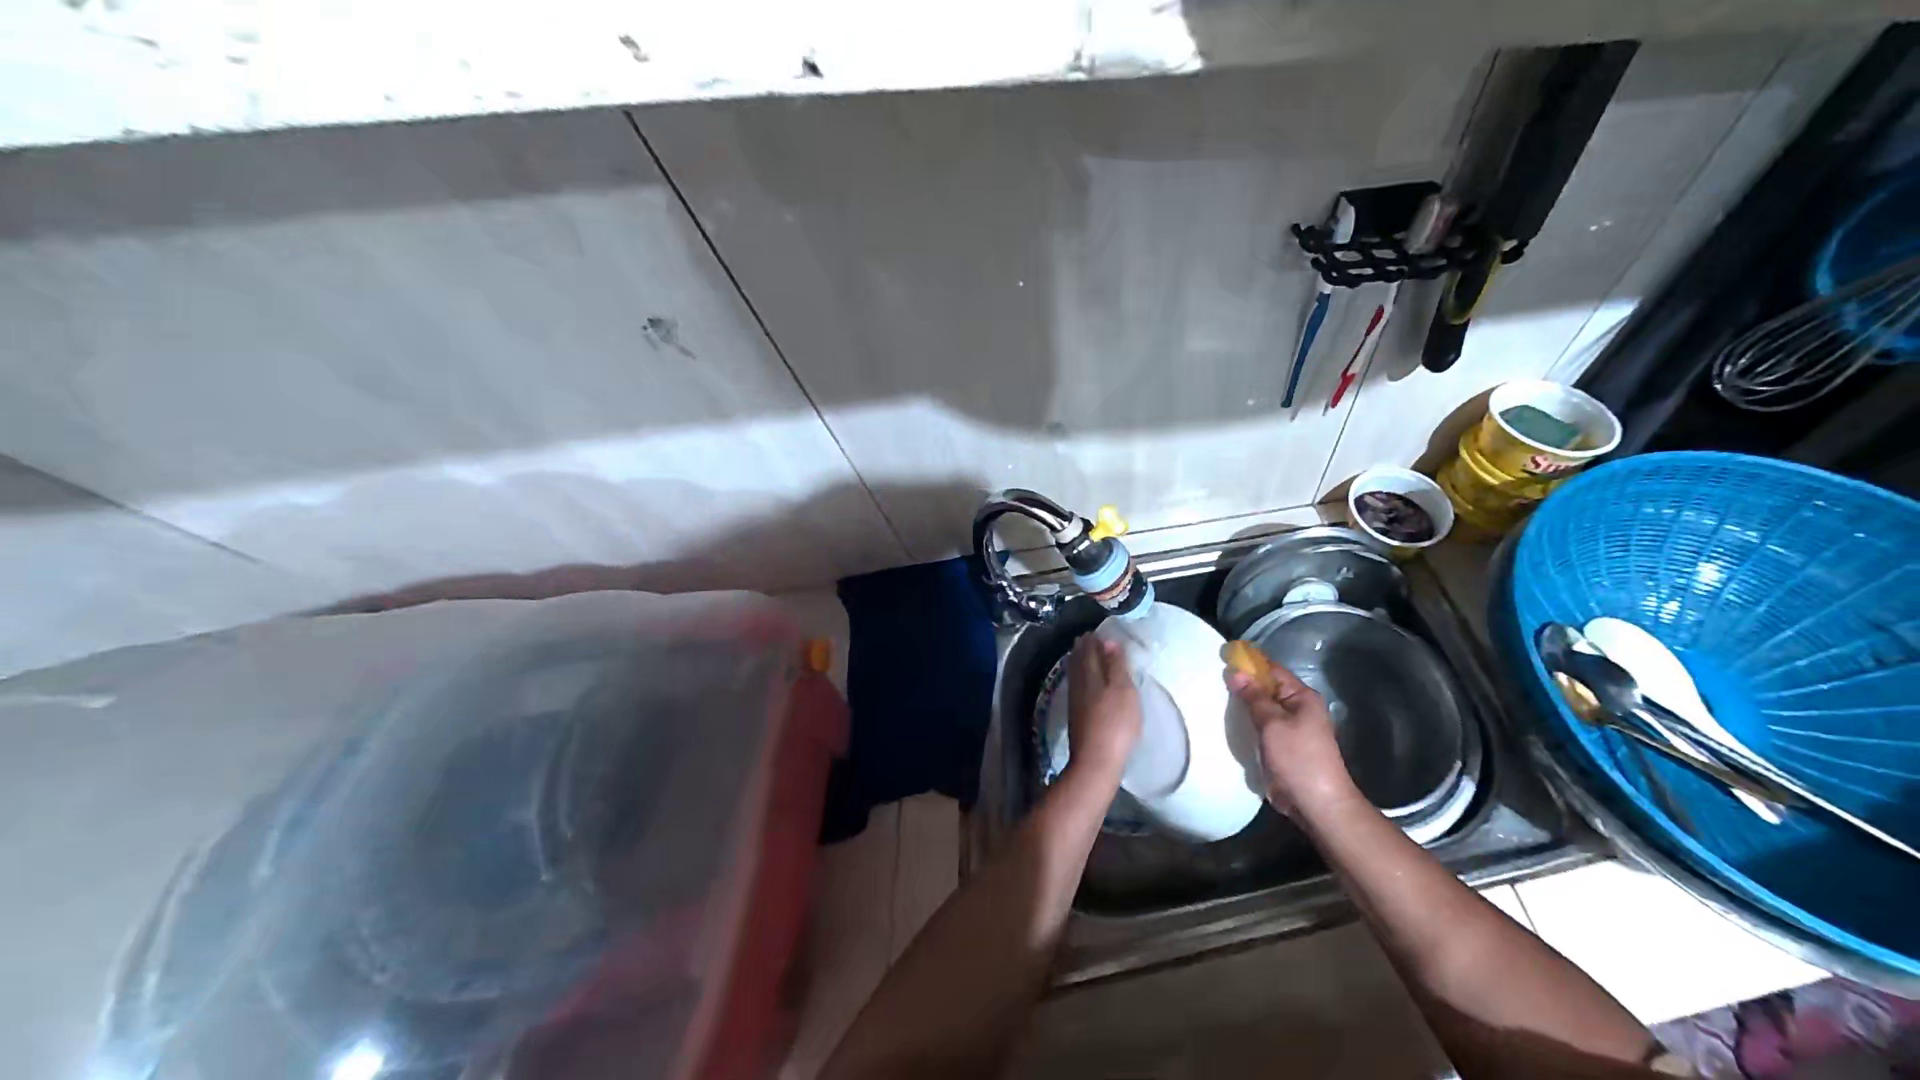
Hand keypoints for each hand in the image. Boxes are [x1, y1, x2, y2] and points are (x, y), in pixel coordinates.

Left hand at [1066, 634, 1141, 781]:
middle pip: (1078, 660)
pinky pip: (1076, 684)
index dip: (1093, 640)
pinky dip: (1079, 674)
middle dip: (1083, 648)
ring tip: (1084, 653)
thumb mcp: (1123, 691)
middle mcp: (1078, 684)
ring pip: (1075, 672)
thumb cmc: (1115, 723)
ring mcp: (1075, 700)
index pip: (1089, 650)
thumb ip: (1116, 666)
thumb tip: (1108, 641)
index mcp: (1090, 674)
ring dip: (1079, 660)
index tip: (1097, 631)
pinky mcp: (1076, 714)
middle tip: (1088, 638)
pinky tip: (1083, 680)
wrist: (1096, 760)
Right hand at [1226, 664, 1355, 815]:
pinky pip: (1260, 726)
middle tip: (1214, 679)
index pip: (1272, 670)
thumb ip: (1253, 697)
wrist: (1316, 803)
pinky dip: (1246, 723)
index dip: (1249, 662)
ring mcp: (1290, 728)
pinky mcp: (1281, 746)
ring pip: (1261, 708)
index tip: (1223, 656)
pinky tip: (1228, 722)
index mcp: (1302, 697)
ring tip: (1215, 698)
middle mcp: (1297, 709)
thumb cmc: (1298, 758)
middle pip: (1266, 688)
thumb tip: (1235, 672)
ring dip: (1243, 705)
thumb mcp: (1272, 723)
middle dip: (1242, 684)